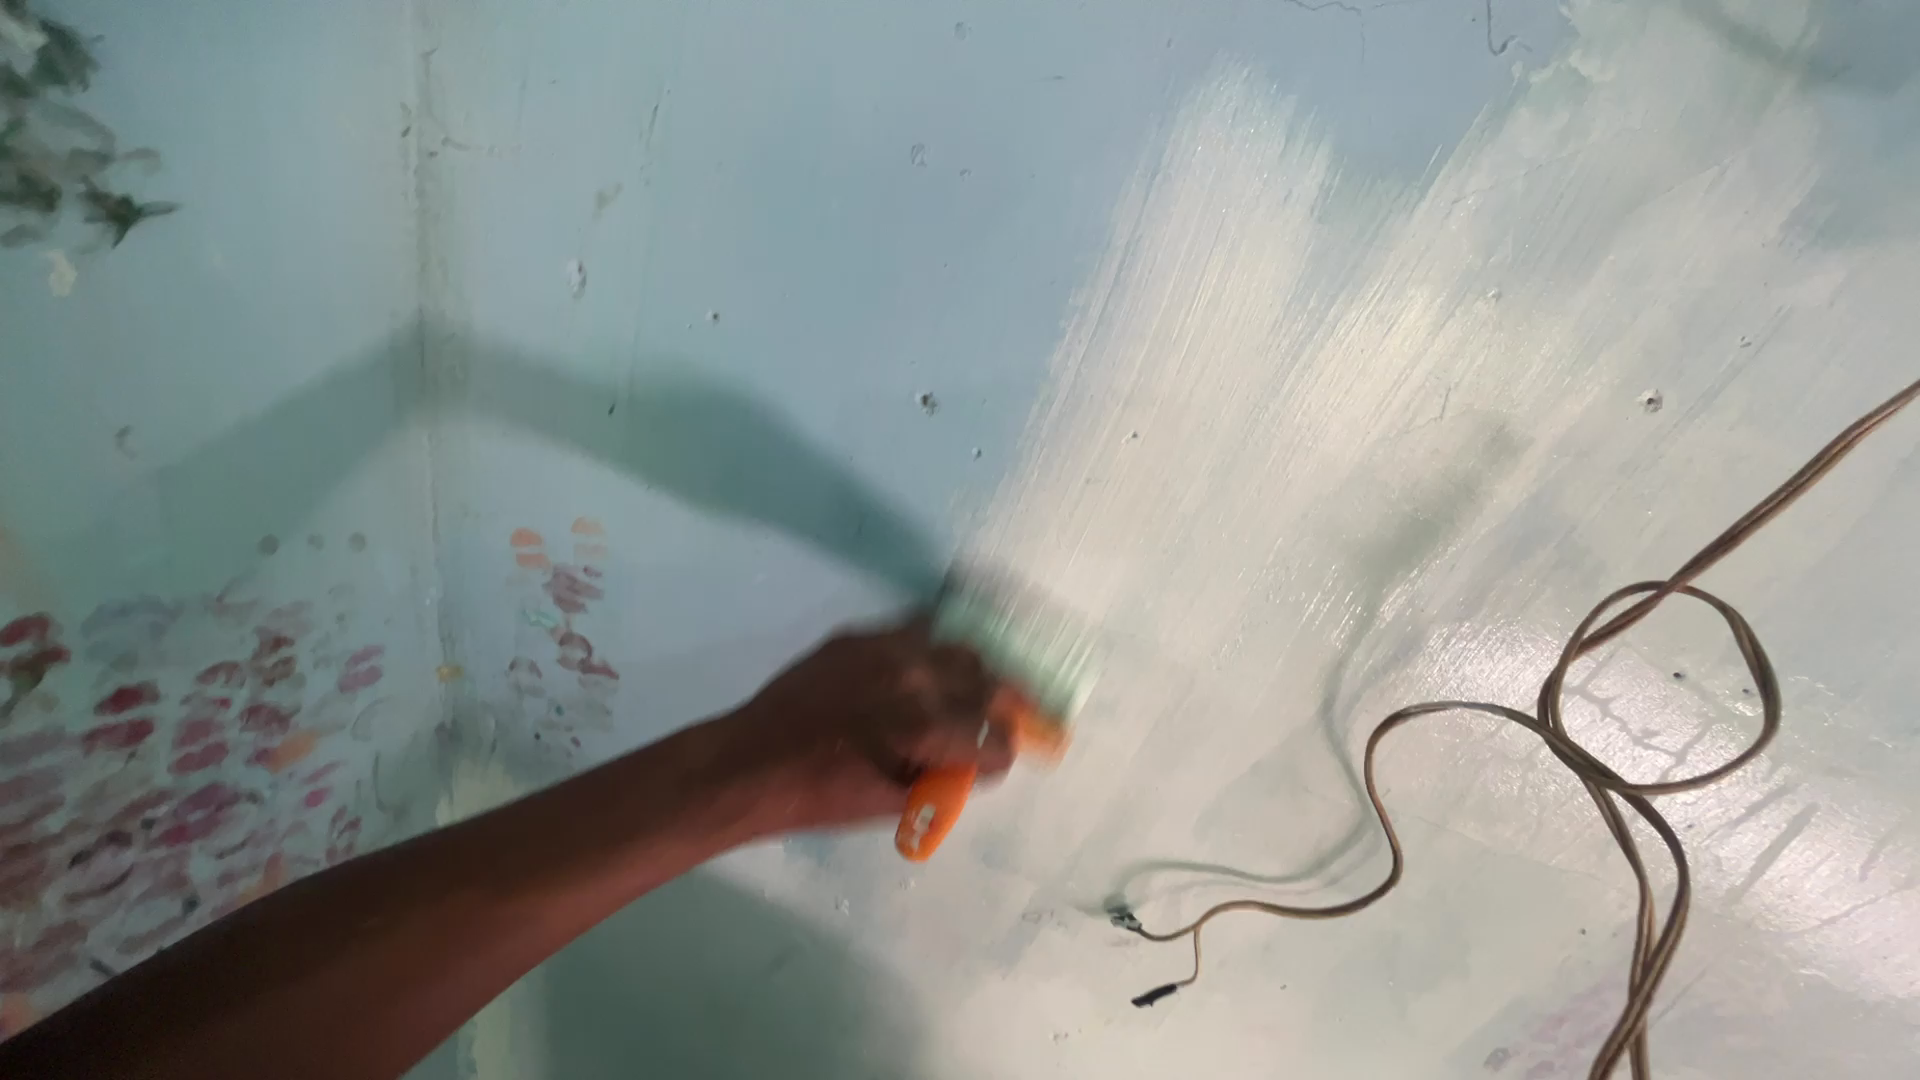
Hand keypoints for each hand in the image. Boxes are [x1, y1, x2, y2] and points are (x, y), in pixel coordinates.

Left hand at [705, 615, 1019, 835]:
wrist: (751, 761)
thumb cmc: (820, 796)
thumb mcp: (891, 803)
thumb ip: (942, 779)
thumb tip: (974, 760)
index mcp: (924, 728)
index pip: (993, 737)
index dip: (1002, 752)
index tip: (1002, 754)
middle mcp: (914, 678)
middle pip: (986, 681)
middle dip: (1005, 705)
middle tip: (1008, 718)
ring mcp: (886, 649)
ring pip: (956, 648)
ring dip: (973, 672)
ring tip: (974, 688)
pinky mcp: (859, 636)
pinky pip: (914, 628)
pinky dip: (933, 646)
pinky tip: (936, 659)